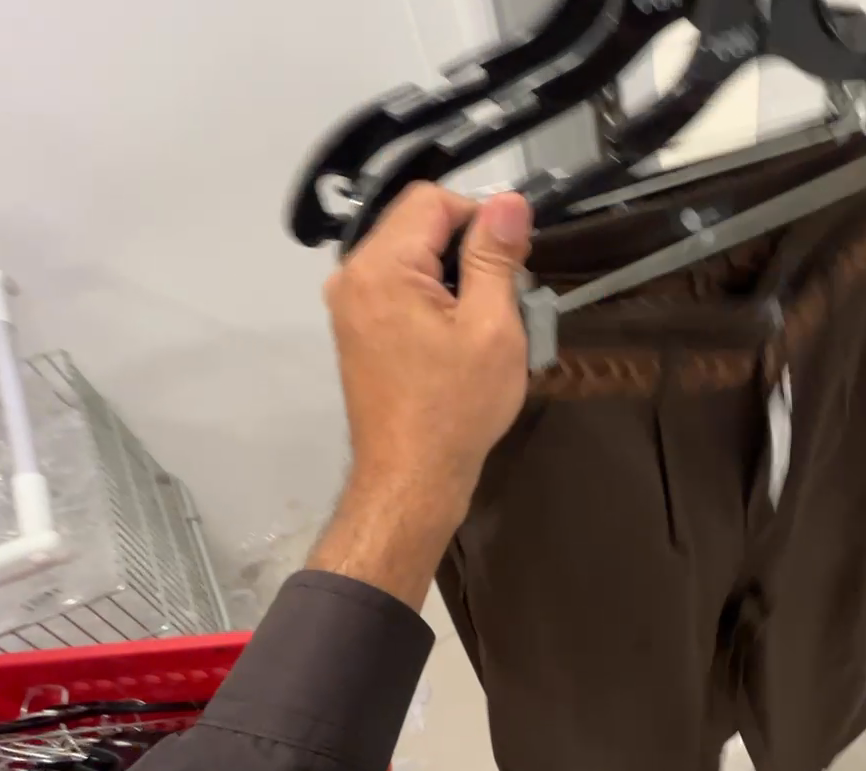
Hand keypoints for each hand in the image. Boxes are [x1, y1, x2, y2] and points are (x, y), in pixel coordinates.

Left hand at [324, 184, 532, 515]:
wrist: (413, 475)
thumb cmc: (458, 406)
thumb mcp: (492, 328)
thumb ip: (496, 259)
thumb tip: (509, 200)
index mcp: (381, 266)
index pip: (432, 200)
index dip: (482, 217)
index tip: (516, 262)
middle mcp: (352, 276)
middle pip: (417, 227)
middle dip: (469, 251)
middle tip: (508, 300)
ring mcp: (350, 306)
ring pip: (411, 261)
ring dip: (455, 279)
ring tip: (486, 326)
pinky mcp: (358, 333)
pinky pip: (400, 292)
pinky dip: (435, 302)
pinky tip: (459, 342)